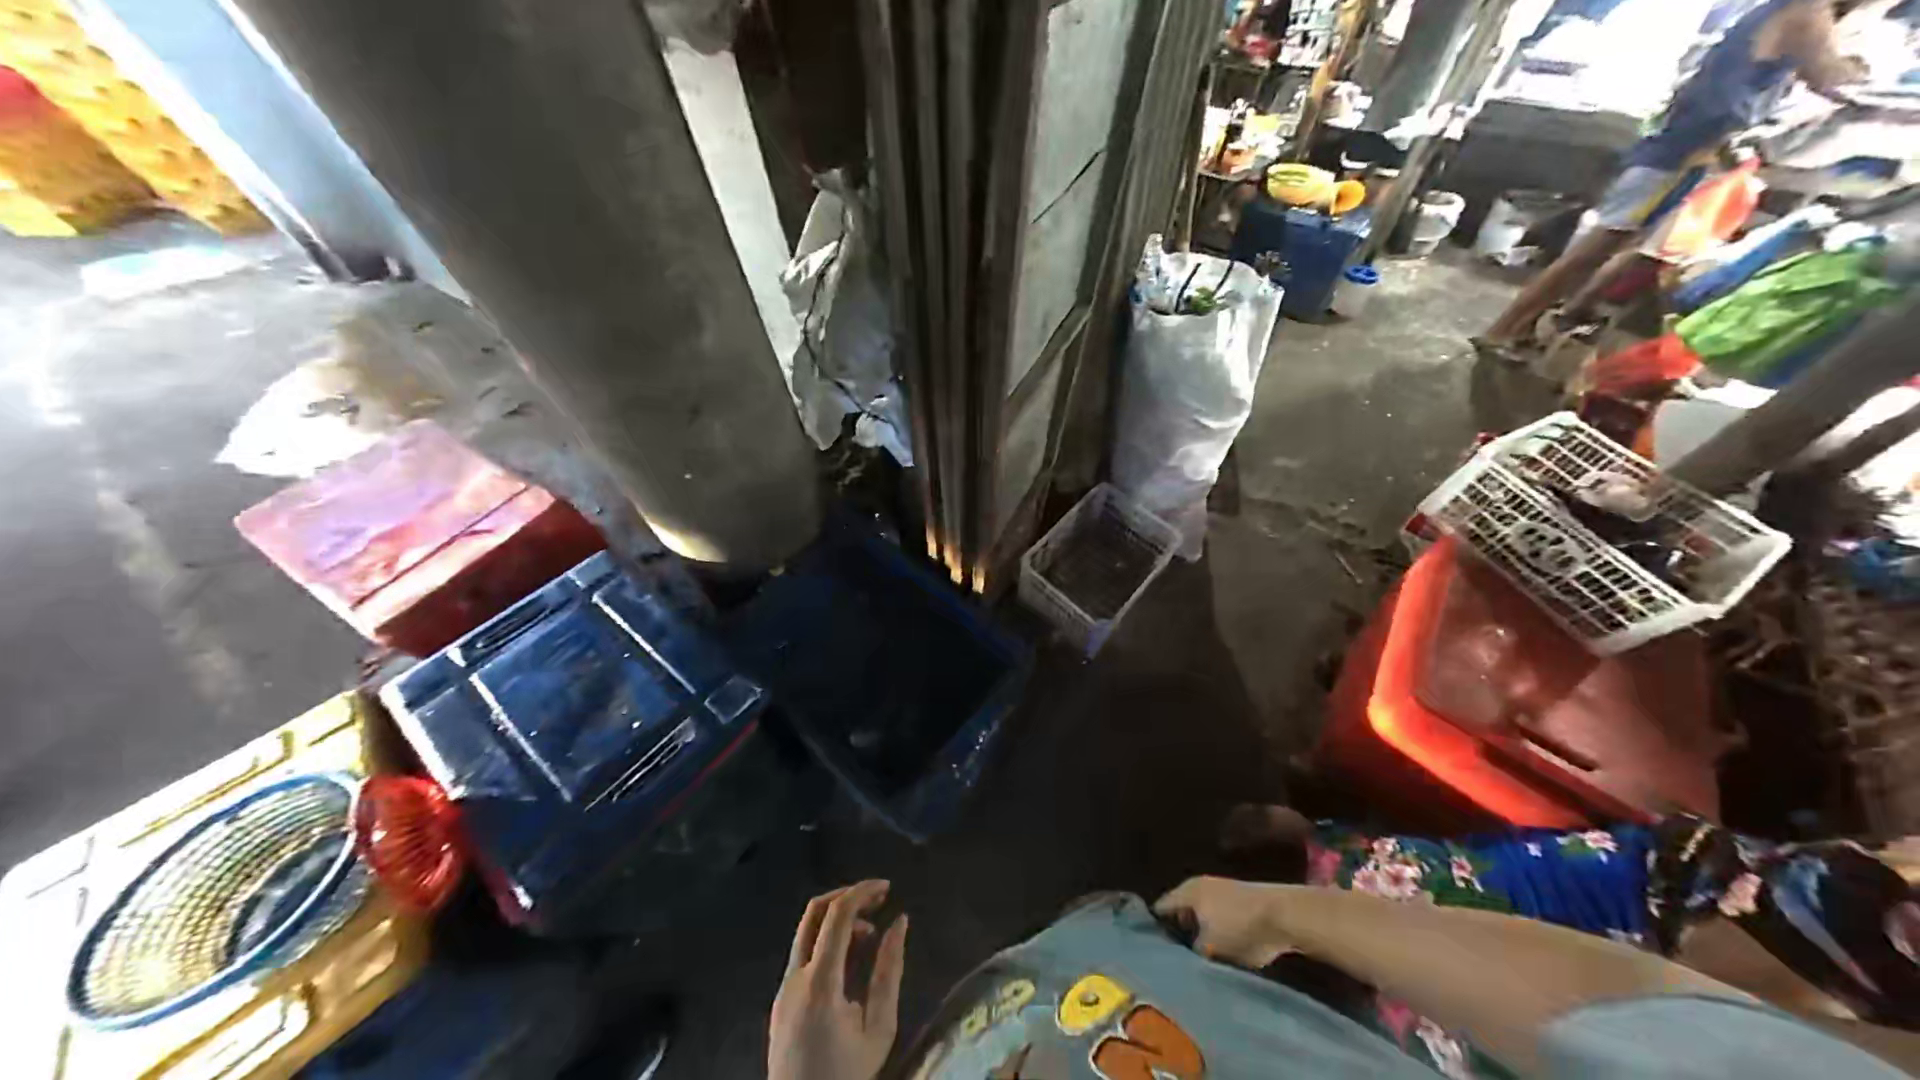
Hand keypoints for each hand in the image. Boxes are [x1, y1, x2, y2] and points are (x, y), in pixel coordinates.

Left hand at [770, 880, 908, 1079]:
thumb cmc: (847, 1077)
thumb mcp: (879, 1028)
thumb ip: (890, 971)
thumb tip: (899, 923)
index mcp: (820, 983)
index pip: (837, 915)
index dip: (862, 892)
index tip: (887, 887)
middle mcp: (795, 977)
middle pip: (814, 911)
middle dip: (847, 896)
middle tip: (878, 900)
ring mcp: (783, 987)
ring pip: (807, 931)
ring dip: (838, 920)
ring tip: (871, 936)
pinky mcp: (781, 998)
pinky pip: (804, 953)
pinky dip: (828, 941)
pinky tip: (851, 960)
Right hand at [1153, 876, 1295, 968]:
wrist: (1284, 914)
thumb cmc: (1240, 928)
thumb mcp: (1211, 947)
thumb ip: (1192, 951)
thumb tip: (1183, 956)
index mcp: (1187, 891)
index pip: (1161, 907)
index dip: (1156, 926)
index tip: (1153, 947)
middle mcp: (1199, 884)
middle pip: (1181, 909)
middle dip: (1179, 929)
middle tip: (1177, 953)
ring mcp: (1221, 888)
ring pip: (1201, 912)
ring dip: (1200, 929)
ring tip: (1200, 953)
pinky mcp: (1240, 897)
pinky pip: (1219, 914)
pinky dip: (1218, 927)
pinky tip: (1223, 945)